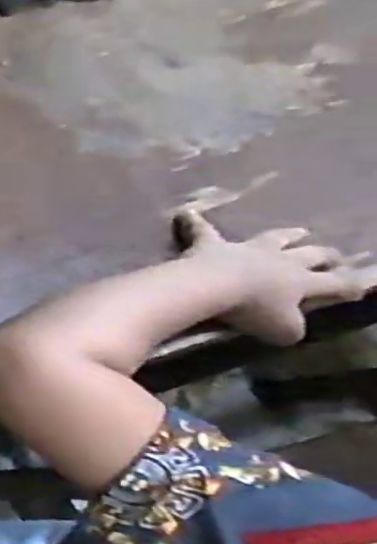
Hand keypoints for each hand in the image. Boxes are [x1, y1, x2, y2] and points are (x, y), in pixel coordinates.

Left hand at [177, 211, 375, 344]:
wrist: (209, 287)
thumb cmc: (249, 310)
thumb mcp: (279, 329)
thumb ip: (289, 330)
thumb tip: (287, 332)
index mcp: (303, 282)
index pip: (337, 284)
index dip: (350, 287)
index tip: (358, 288)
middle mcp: (280, 260)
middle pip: (312, 254)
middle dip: (326, 255)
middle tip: (333, 256)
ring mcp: (245, 250)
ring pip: (275, 237)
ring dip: (287, 235)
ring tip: (299, 231)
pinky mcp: (209, 246)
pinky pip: (200, 230)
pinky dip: (192, 221)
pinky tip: (185, 211)